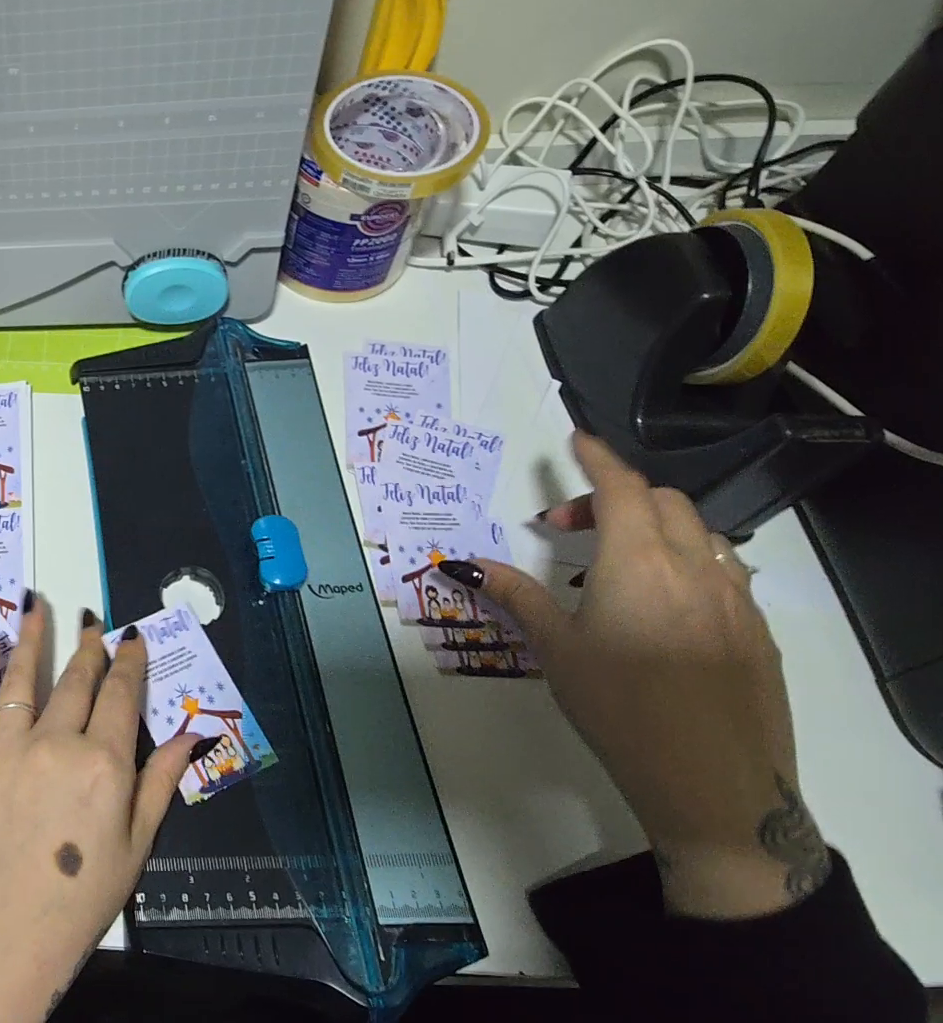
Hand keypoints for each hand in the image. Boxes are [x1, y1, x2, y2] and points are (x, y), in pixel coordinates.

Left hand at [0, 595, 202, 1022]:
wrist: (8, 932)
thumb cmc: (81, 896)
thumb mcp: (138, 843)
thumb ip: (160, 782)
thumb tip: (190, 736)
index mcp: (104, 763)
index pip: (121, 695)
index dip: (129, 662)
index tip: (132, 637)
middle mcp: (56, 743)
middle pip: (77, 680)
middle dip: (89, 648)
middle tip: (93, 622)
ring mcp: (8, 747)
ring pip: (23, 678)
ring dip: (32, 637)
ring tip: (36, 604)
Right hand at [445, 433, 828, 918]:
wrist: (711, 781)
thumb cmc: (618, 706)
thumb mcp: (556, 648)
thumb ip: (516, 595)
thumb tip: (463, 564)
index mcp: (639, 564)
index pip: (623, 490)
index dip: (599, 459)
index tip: (578, 440)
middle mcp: (695, 569)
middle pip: (666, 503)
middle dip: (619, 497)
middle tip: (572, 529)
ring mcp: (735, 600)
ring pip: (701, 535)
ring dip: (656, 529)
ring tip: (614, 569)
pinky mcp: (757, 632)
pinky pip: (723, 572)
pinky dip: (686, 563)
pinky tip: (660, 607)